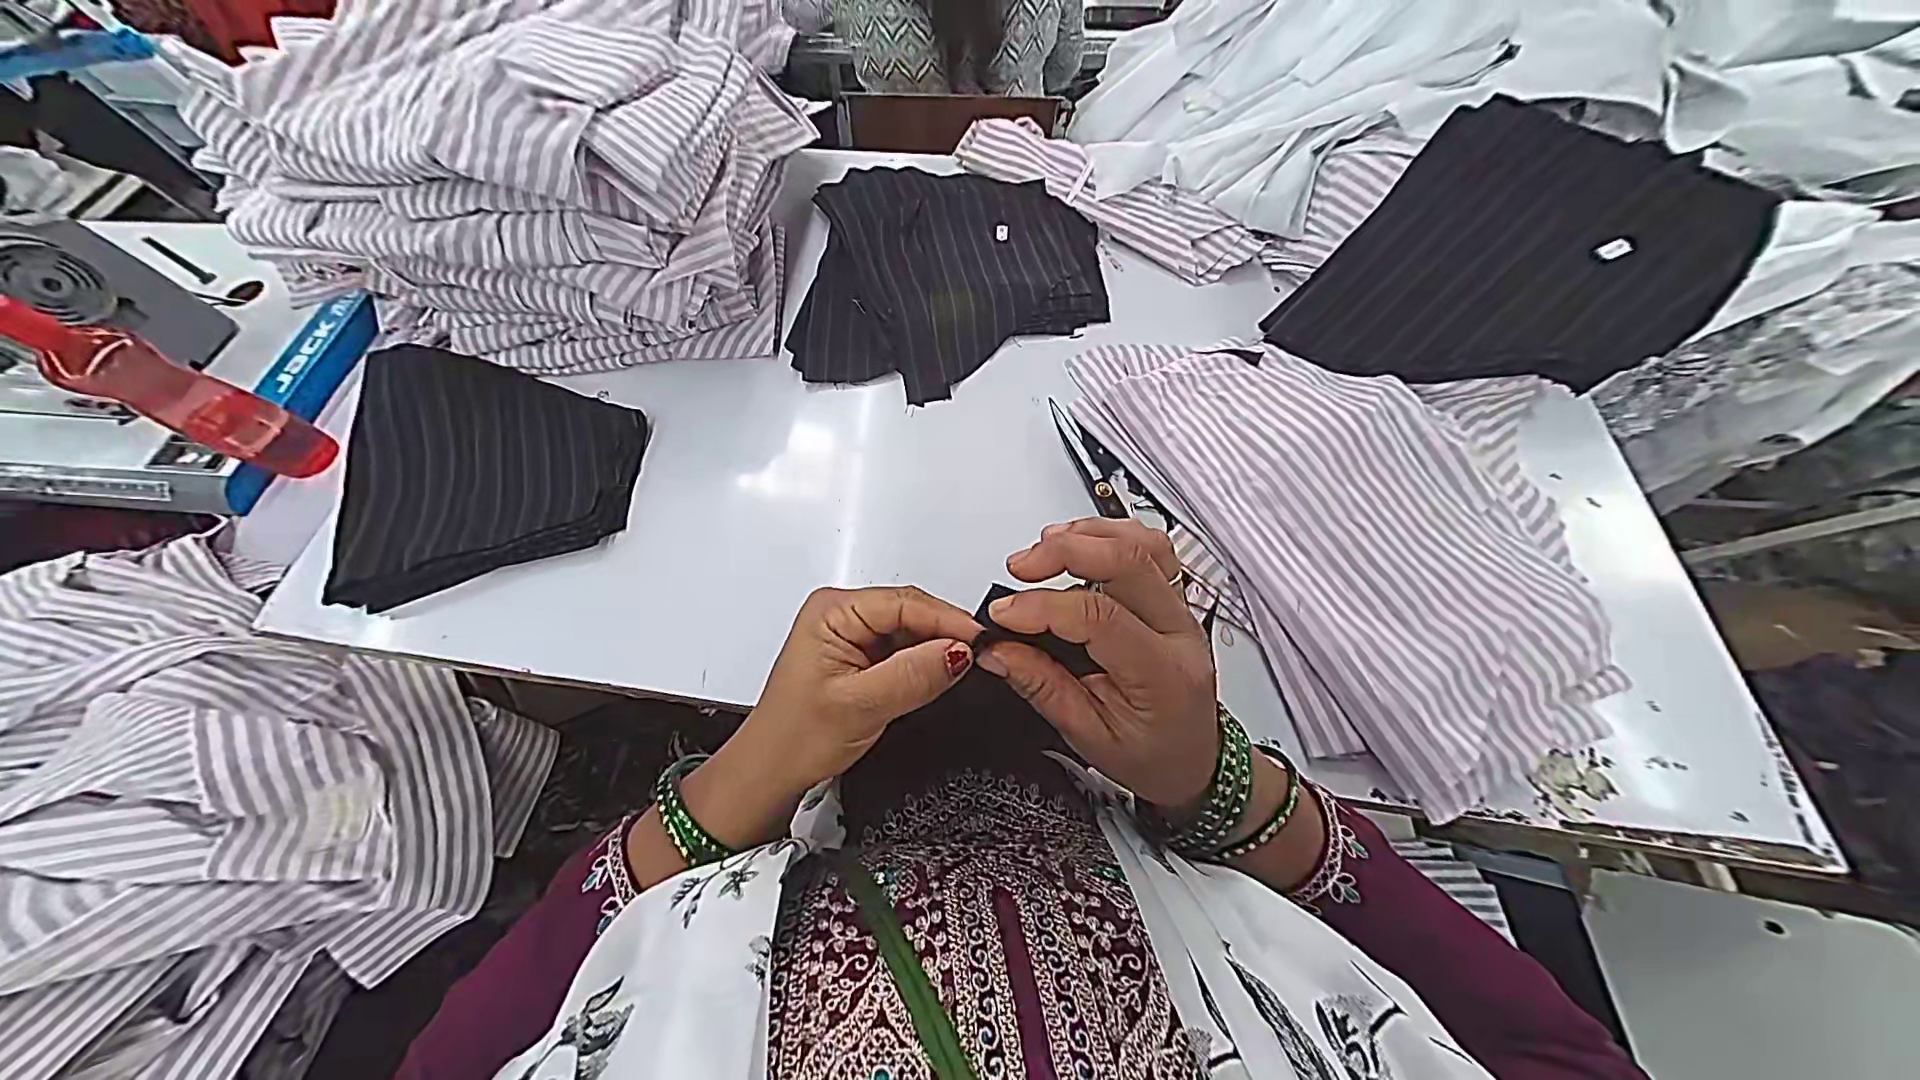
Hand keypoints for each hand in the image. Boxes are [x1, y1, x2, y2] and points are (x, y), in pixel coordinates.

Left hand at [730, 585, 983, 800]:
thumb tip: (958, 651)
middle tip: (978, 658)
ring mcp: (853, 634)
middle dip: (944, 635)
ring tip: (958, 672)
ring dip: (935, 651)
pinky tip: (935, 679)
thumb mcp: (859, 705)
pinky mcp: (863, 654)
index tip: (979, 641)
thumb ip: (912, 675)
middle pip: (912, 612)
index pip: (905, 602)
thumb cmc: (792, 737)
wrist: (771, 772)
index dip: (947, 620)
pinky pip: (906, 650)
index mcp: (832, 611)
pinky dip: (924, 664)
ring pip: (912, 631)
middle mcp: (842, 614)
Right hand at [975, 518, 1219, 812]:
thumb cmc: (1152, 755)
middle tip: (1020, 567)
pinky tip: (1080, 542)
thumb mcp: (1088, 736)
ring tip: (1045, 547)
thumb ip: (1041, 686)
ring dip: (1088, 534)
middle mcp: (1180, 633)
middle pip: (1130, 561)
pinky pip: (1152, 547)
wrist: (1192, 760)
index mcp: (1162, 675)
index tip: (1005, 615)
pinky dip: (1110, 534)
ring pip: (1145, 543)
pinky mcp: (1173, 599)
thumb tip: (997, 649)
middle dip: (1064, 551)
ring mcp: (1181, 610)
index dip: (1043, 608)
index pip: (1101, 618)